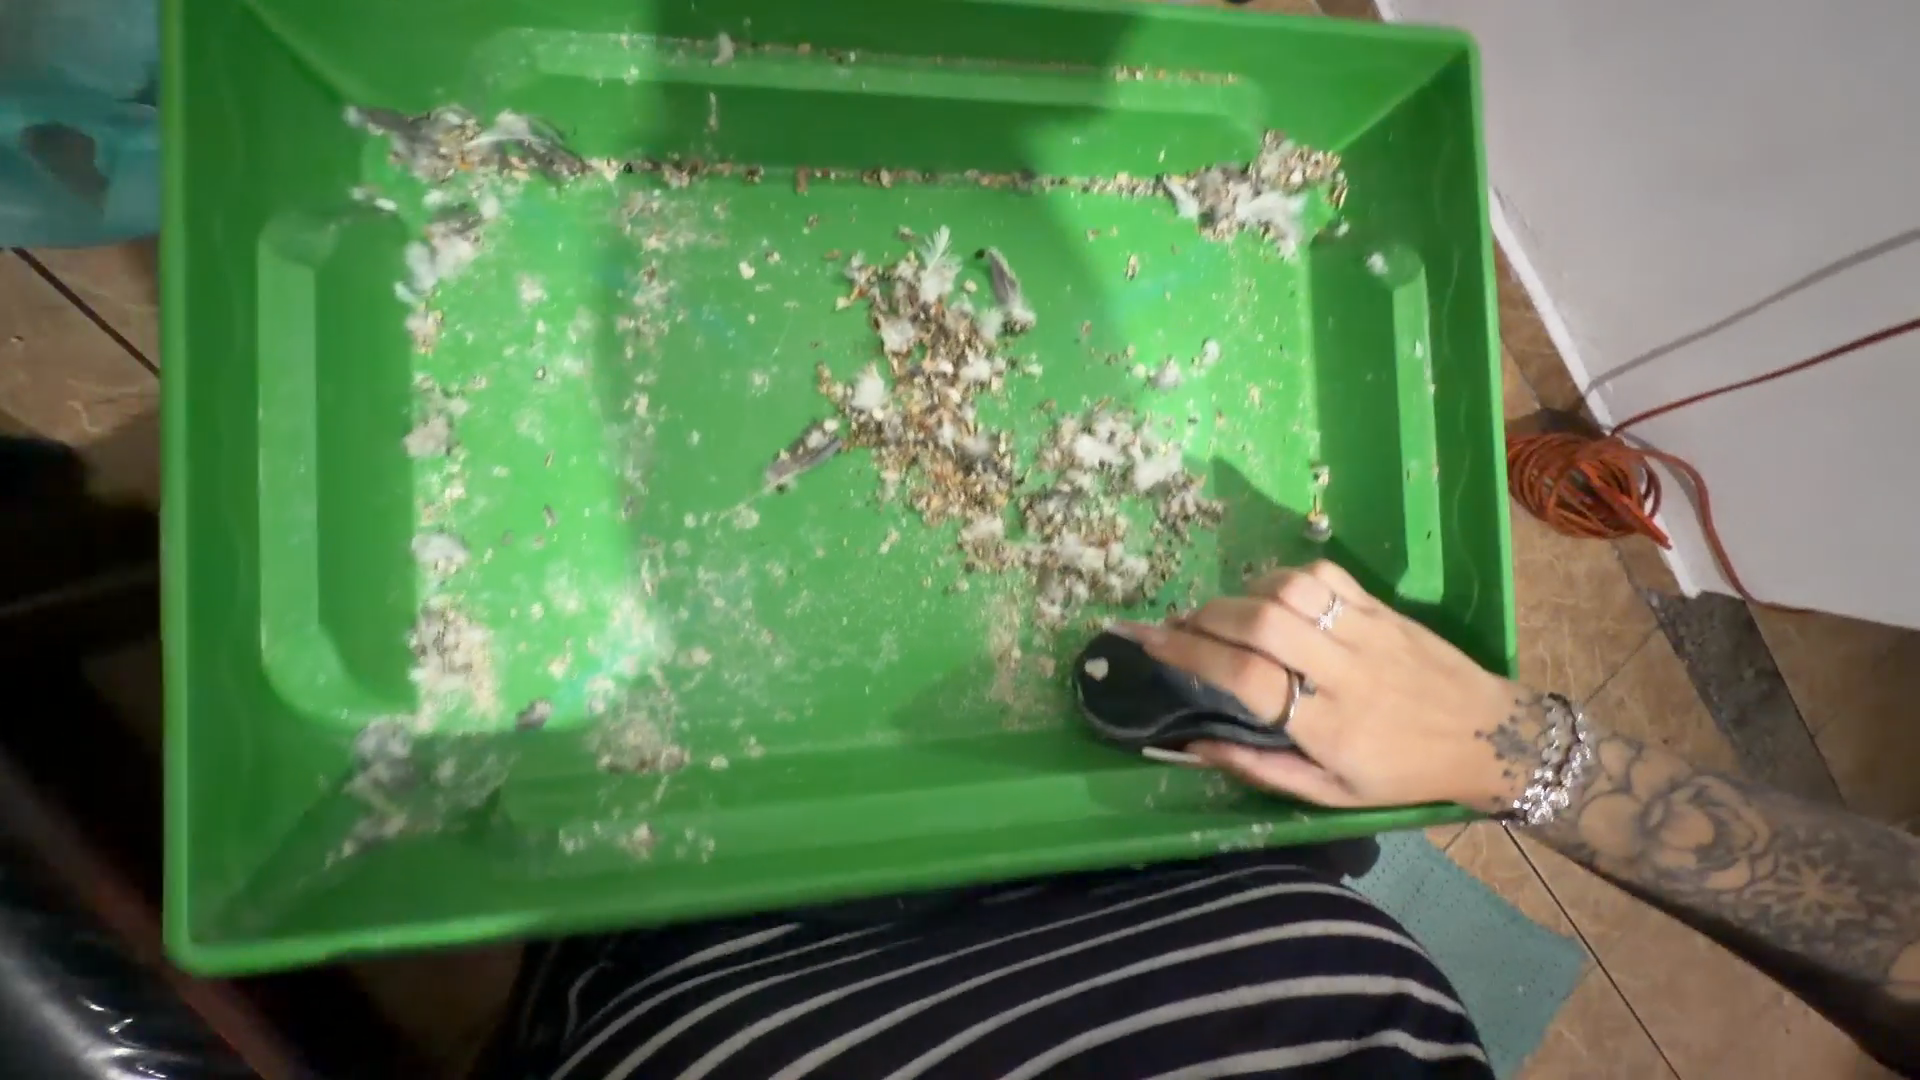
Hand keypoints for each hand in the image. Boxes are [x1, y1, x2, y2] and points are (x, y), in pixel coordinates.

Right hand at [1117, 560, 1541, 812]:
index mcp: (1330, 725)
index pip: (1246, 678)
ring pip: (1287, 590)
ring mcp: (1365, 630)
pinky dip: (1279, 578)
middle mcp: (1344, 671)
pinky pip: (1319, 574)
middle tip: (1178, 626)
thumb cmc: (1401, 773)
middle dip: (1204, 617)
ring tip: (1222, 615)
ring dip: (1239, 595)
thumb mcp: (1330, 794)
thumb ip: (1258, 768)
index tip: (1149, 642)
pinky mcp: (1379, 606)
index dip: (1189, 654)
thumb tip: (1189, 744)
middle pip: (1259, 622)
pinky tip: (1268, 598)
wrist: (1492, 736)